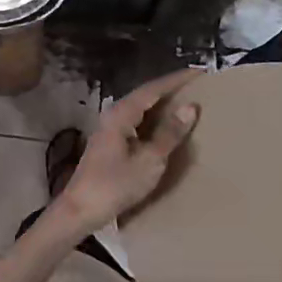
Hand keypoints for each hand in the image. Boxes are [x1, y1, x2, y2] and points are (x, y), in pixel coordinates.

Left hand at [47, 69, 201, 235]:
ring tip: (188, 102)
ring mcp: (110, 129)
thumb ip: (169, 133)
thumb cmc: (115, 185)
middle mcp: (113, 115)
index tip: (200, 72)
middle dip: (171, 89)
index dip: (177, 79)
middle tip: (198, 86)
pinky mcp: (110, 143)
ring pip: (141, 109)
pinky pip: (137, 122)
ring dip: (162, 104)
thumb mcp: (149, 161)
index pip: (153, 88)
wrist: (80, 209)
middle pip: (145, 95)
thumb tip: (190, 106)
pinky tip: (166, 127)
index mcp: (121, 114)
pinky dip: (154, 119)